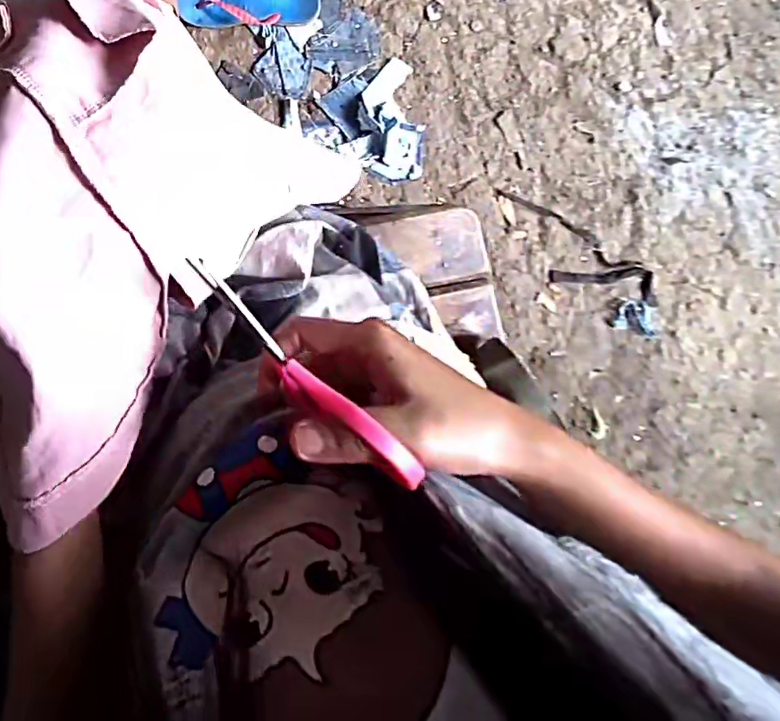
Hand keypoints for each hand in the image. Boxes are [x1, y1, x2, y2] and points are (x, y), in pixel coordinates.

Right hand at [260, 316, 559, 478]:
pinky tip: (340, 447)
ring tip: (316, 447)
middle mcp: (367, 346)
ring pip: (326, 383)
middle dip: (296, 395)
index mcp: (368, 339)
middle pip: (310, 360)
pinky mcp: (384, 390)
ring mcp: (376, 368)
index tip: (268, 400)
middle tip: (292, 436)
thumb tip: (292, 438)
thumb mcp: (401, 435)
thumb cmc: (460, 427)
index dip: (277, 359)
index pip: (301, 332)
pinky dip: (336, 419)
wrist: (511, 444)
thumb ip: (346, 436)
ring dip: (316, 412)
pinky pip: (345, 399)